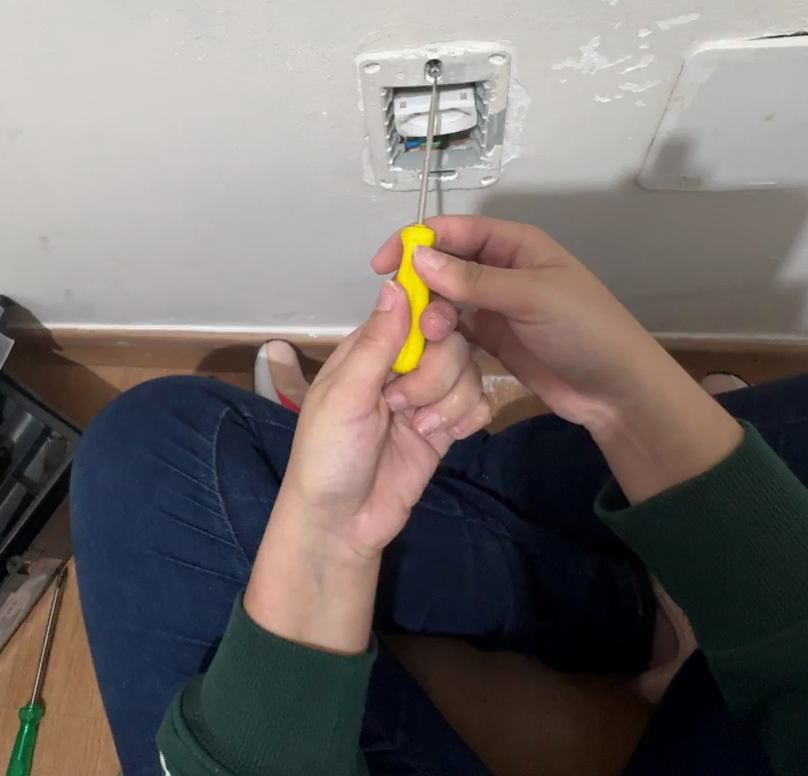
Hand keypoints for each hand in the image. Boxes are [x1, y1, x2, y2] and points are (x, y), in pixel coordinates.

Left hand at [278, 279, 489, 559]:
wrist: (343, 524)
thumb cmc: (328, 454)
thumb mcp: (344, 397)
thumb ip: (375, 344)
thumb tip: (395, 284)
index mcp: (369, 347)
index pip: (413, 308)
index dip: (431, 314)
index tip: (432, 334)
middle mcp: (401, 364)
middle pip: (450, 339)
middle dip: (436, 373)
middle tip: (402, 405)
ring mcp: (426, 394)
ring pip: (469, 370)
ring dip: (450, 400)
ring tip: (419, 428)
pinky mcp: (446, 425)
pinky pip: (479, 403)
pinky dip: (469, 417)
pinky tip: (445, 436)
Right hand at [371, 216, 739, 501]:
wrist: (616, 392)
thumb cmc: (584, 331)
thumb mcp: (530, 297)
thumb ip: (472, 279)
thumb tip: (418, 256)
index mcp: (513, 245)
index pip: (454, 231)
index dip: (416, 241)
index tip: (383, 264)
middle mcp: (499, 269)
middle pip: (443, 264)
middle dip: (421, 284)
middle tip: (407, 312)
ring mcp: (494, 305)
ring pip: (444, 298)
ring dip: (430, 313)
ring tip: (430, 336)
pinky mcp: (490, 337)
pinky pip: (453, 328)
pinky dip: (438, 336)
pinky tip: (428, 349)